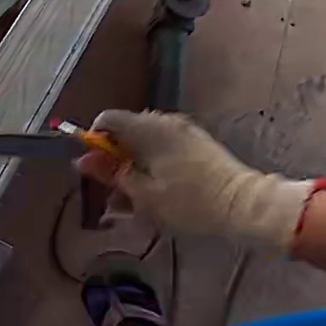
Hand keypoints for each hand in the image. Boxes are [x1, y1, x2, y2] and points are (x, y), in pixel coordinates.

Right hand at [76, 110, 315, 250]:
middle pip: (125, 131)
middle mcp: (164, 121)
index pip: (107, 120)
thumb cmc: (189, 203)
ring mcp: (183, 131)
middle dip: (114, 160)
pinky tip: (158, 194)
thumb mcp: (143, 194)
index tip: (96, 171)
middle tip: (115, 194)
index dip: (94, 142)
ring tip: (136, 201)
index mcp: (148, 128)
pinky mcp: (196, 143)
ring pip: (144, 143)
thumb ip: (111, 174)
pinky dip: (153, 167)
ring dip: (134, 167)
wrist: (243, 205)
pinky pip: (163, 148)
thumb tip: (82, 160)